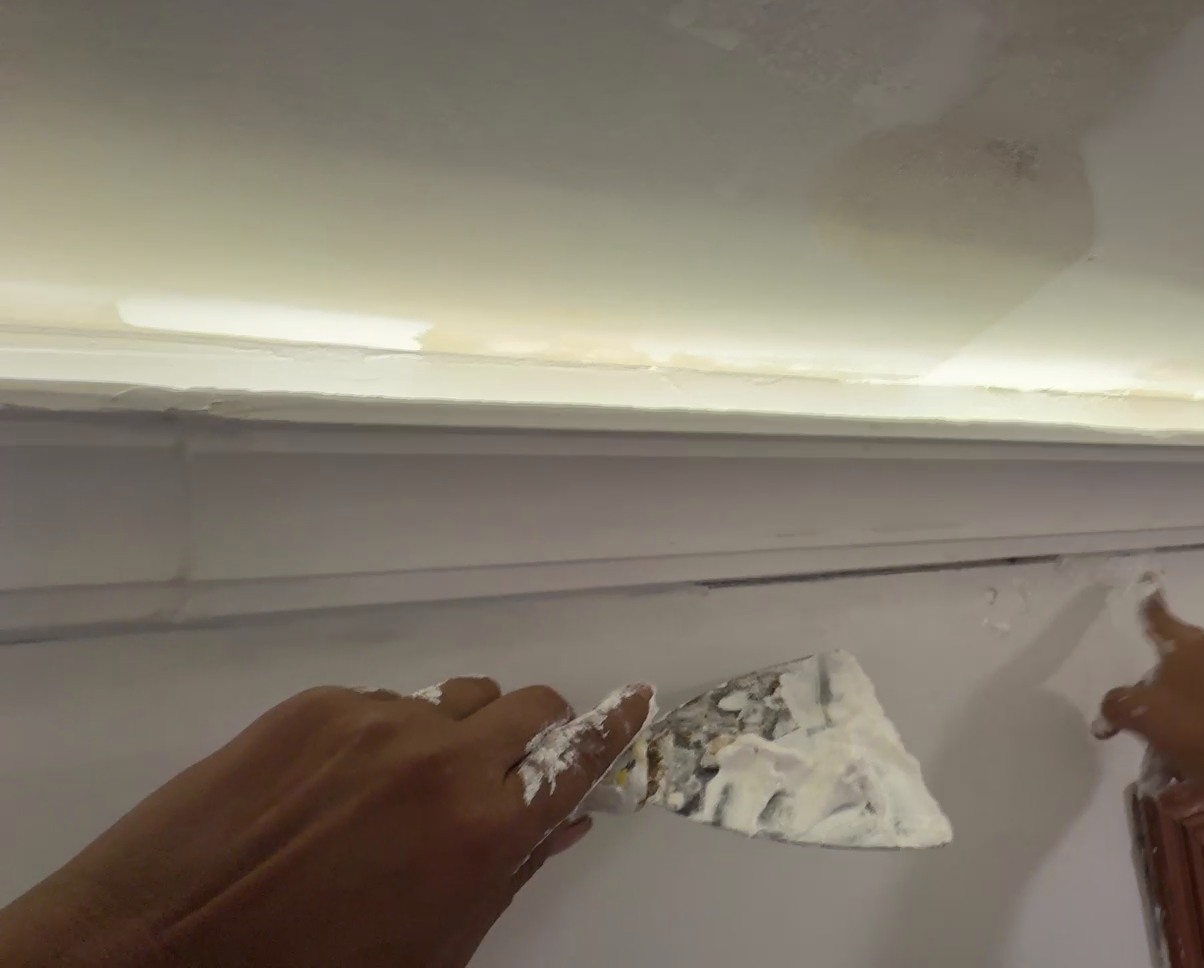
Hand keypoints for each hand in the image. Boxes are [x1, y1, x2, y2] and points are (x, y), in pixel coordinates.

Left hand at [0, 677, 651, 967]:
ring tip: (401, 780)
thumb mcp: (434, 946)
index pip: (581, 753)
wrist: (132, 964)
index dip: (617, 722)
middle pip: (532, 704)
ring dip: (456, 729)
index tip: (638, 696)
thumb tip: (571, 818)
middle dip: (532, 729)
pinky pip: (384, 703)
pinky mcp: (320, 705)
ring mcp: (383, 722)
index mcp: (486, 828)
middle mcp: (448, 760)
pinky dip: (380, 736)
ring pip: (460, 697)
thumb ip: (515, 871)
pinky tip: (327, 786)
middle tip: (499, 764)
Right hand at [1096, 591, 1203, 791]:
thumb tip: (1111, 709)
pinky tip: (1171, 757)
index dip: (1148, 599)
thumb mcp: (1141, 713)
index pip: (1159, 613)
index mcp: (1188, 643)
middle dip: (1145, 680)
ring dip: (1160, 709)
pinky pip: (1196, 708)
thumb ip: (1116, 704)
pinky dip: (1180, 725)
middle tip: (1128, 703)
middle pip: (1167, 655)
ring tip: (1149, 744)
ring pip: (1179, 686)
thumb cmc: (1194, 728)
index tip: (1147, 576)